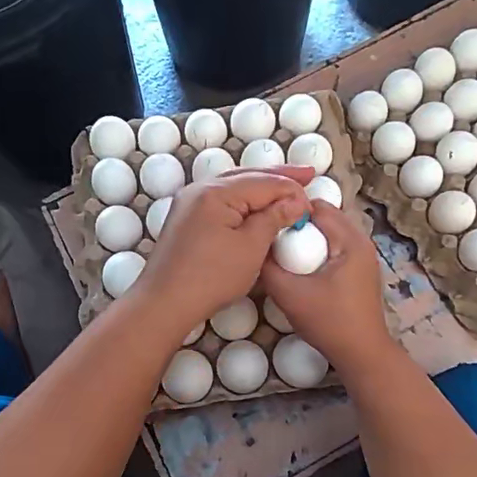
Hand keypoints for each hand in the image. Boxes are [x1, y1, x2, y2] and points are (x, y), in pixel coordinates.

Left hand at [131, 167, 312, 332]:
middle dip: (279, 176)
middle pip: (248, 176)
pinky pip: (222, 200)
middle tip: (308, 174)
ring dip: (262, 186)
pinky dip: (245, 200)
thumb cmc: (210, 278)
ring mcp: (190, 203)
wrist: (164, 303)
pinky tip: (258, 205)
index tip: (312, 204)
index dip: (292, 190)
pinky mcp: (187, 219)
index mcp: (216, 192)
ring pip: (234, 186)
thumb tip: (296, 202)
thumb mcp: (252, 247)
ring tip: (288, 186)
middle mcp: (200, 189)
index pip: (264, 182)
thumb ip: (275, 218)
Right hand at [259, 200, 395, 368]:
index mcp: (351, 241)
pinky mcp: (360, 271)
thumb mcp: (289, 294)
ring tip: (284, 253)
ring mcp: (364, 257)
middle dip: (299, 224)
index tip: (268, 222)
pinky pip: (335, 248)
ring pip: (330, 234)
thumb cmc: (329, 322)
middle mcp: (362, 242)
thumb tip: (254, 246)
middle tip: (272, 236)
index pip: (318, 207)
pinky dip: (318, 252)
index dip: (290, 209)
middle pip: (325, 218)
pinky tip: (301, 269)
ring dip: (308, 239)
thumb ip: (268, 266)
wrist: (361, 354)